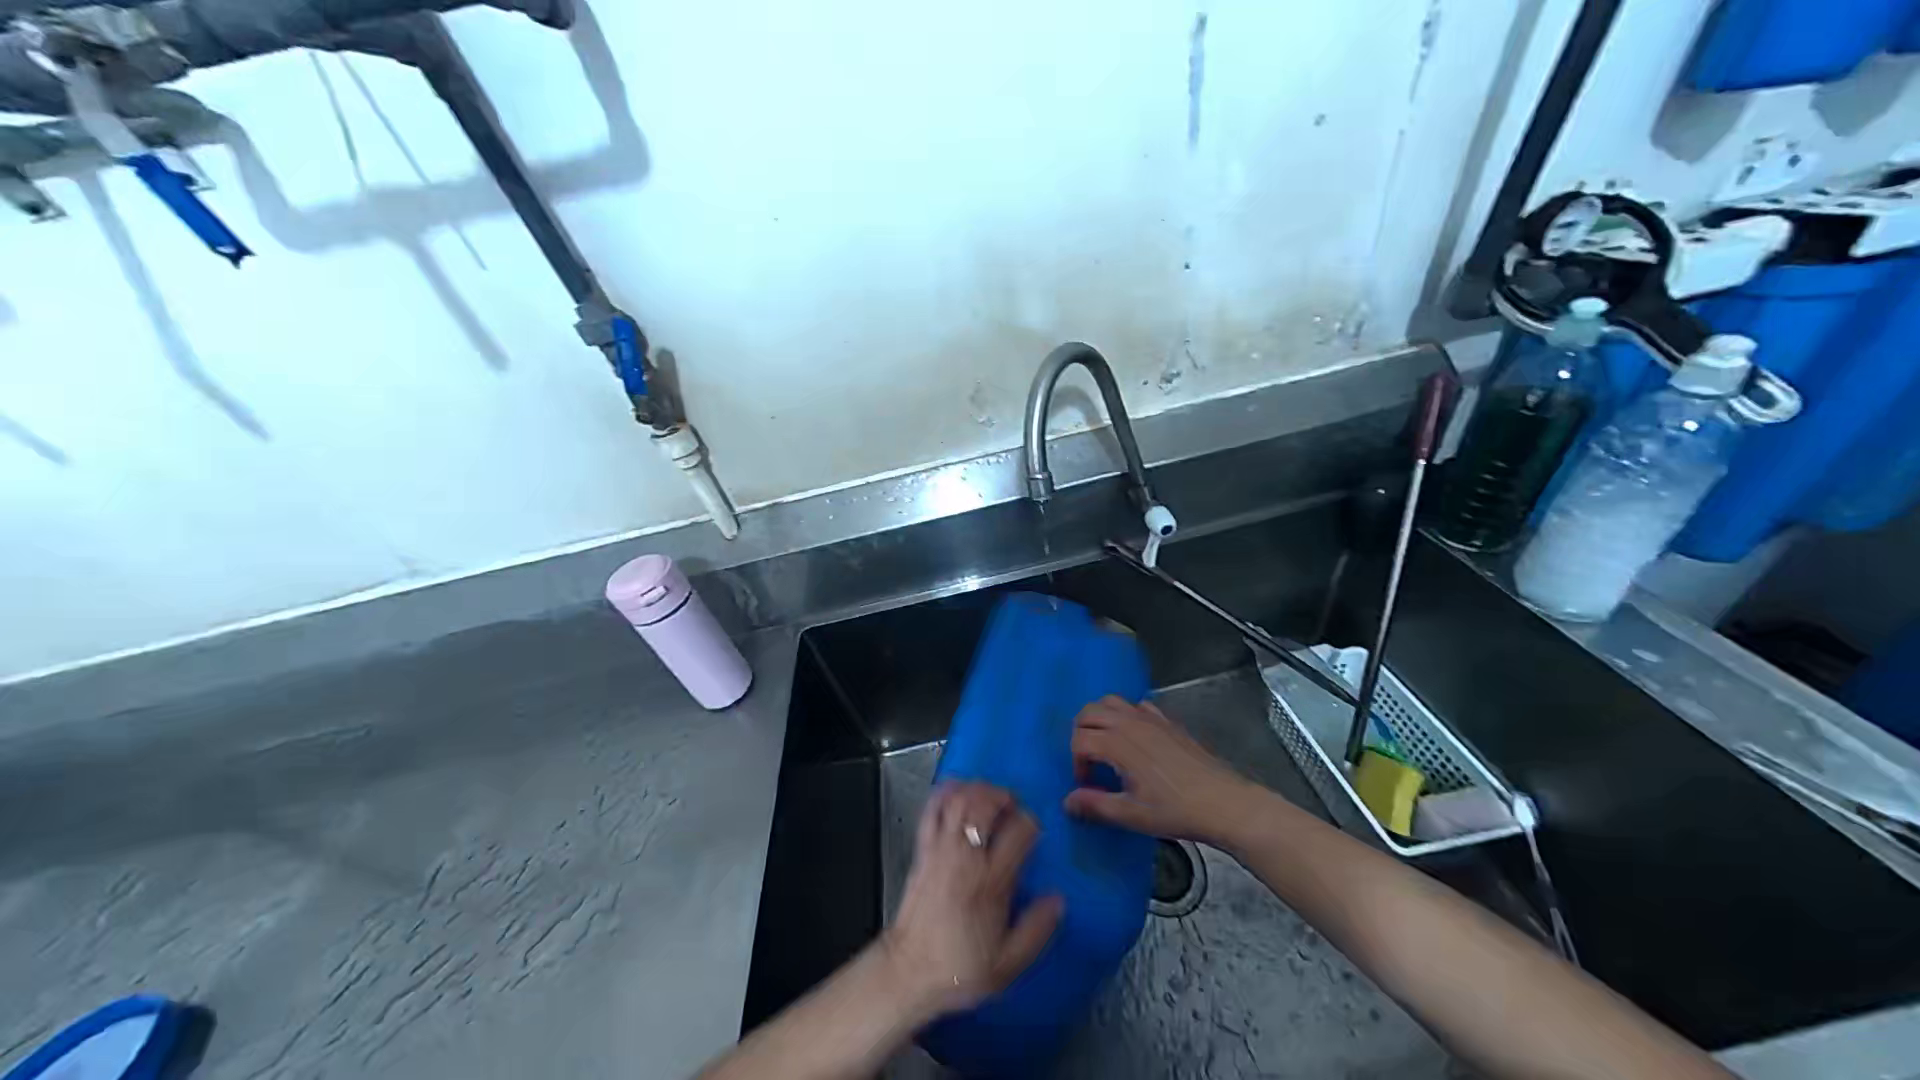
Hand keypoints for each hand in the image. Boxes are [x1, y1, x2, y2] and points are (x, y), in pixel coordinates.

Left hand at [878, 782, 1063, 1019]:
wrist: (909, 972)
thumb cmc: (961, 967)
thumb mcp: (1009, 962)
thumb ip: (1037, 929)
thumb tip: (1058, 900)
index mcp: (990, 882)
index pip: (1018, 832)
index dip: (1031, 825)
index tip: (1034, 835)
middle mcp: (964, 858)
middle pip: (983, 805)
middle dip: (1003, 796)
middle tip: (1013, 805)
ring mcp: (939, 849)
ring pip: (957, 800)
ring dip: (977, 789)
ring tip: (989, 797)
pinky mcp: (922, 849)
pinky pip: (931, 809)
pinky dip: (944, 793)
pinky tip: (957, 792)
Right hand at [1064, 695, 1262, 845]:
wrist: (1224, 803)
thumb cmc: (1175, 811)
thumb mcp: (1131, 814)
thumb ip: (1095, 806)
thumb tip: (1067, 801)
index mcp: (1117, 743)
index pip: (1079, 740)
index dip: (1076, 763)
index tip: (1086, 785)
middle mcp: (1130, 722)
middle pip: (1089, 712)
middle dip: (1080, 733)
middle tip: (1088, 761)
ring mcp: (1151, 718)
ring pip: (1111, 702)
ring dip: (1100, 718)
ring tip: (1105, 745)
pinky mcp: (1168, 721)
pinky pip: (1137, 705)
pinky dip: (1127, 715)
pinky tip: (1135, 738)